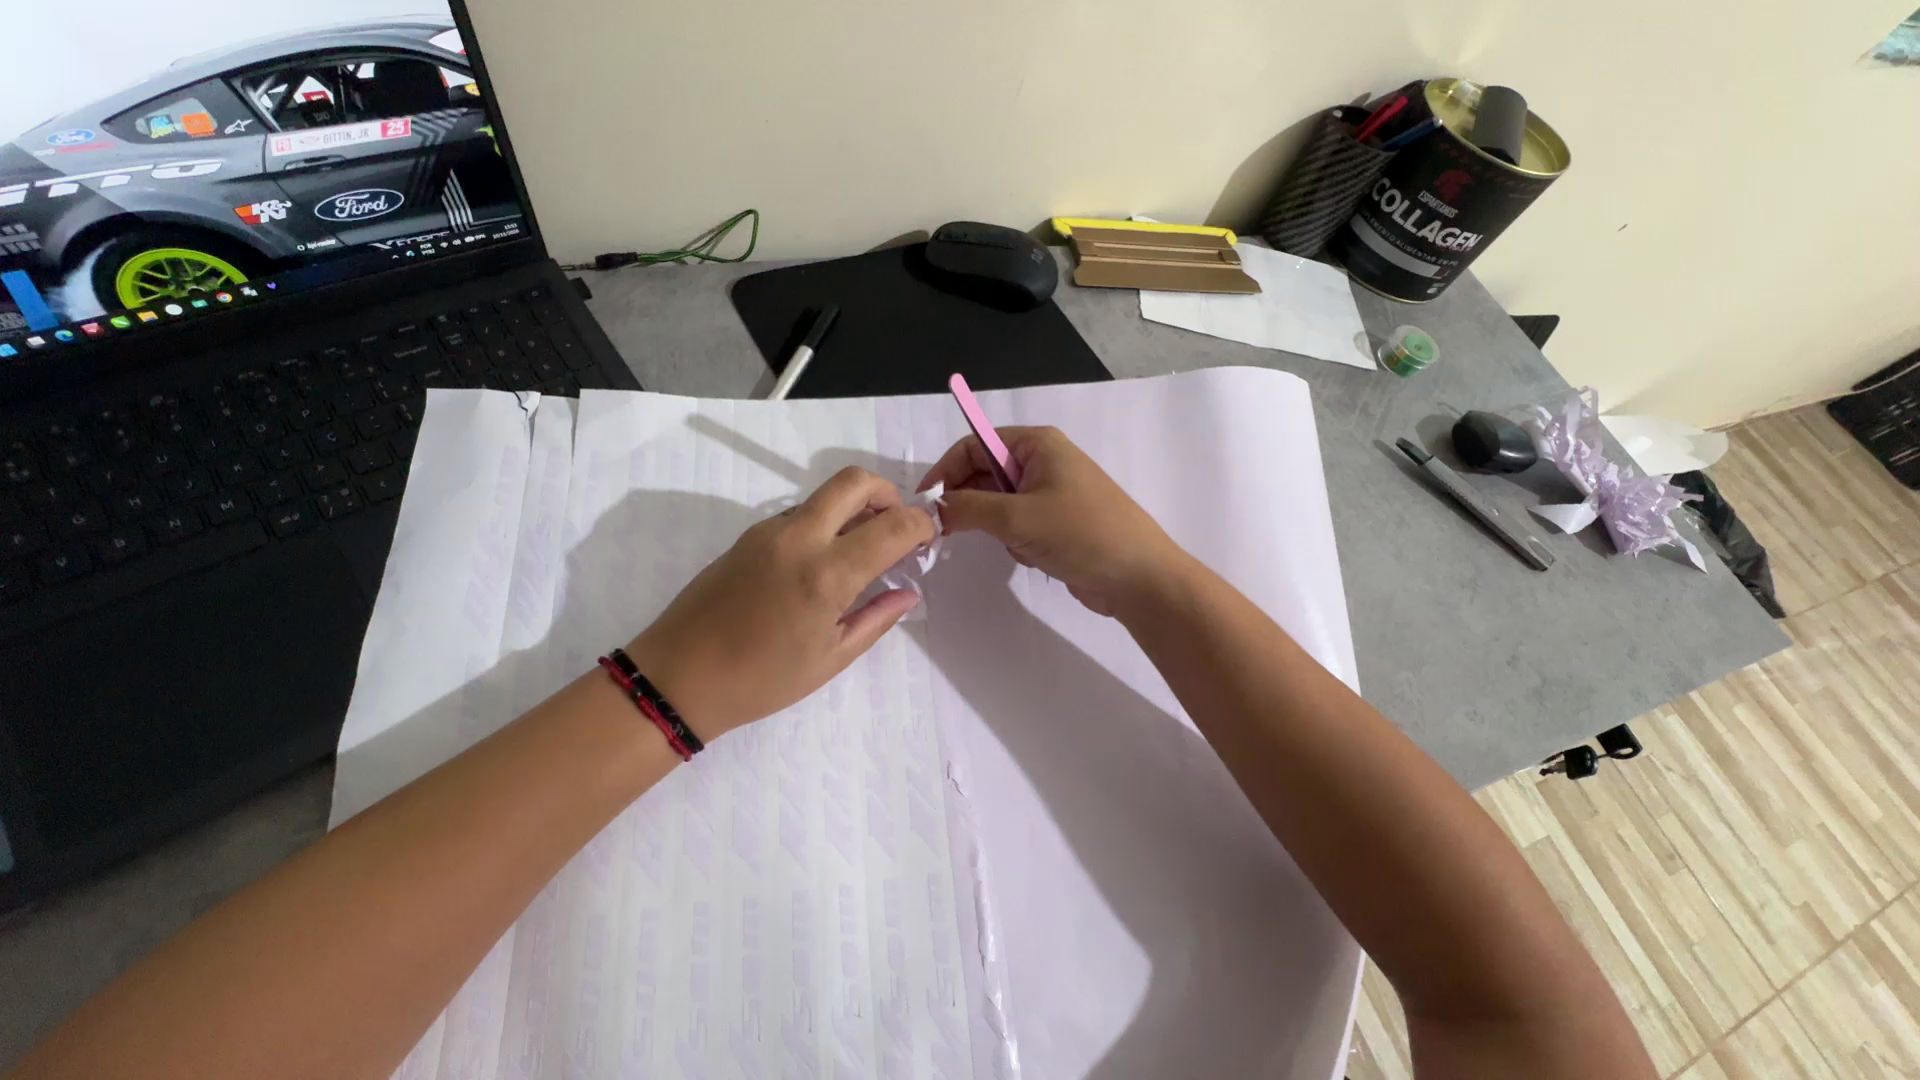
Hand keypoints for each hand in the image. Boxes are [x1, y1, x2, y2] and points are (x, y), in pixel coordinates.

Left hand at [623, 467, 934, 741]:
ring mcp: (769, 531)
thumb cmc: (760, 680)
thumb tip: (908, 593)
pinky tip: (821, 567)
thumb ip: (876, 619)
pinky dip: (824, 525)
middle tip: (897, 527)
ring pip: (824, 496)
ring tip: (860, 554)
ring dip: (853, 510)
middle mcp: (799, 538)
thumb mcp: (830, 658)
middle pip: (855, 481)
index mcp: (827, 574)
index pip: (893, 525)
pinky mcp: (748, 536)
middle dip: (888, 494)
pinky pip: (799, 515)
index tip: (928, 539)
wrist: (677, 677)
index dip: (921, 525)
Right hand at [919, 426, 1187, 616]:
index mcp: (1037, 444)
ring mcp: (1051, 494)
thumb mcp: (1016, 517)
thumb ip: (967, 508)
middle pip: (984, 474)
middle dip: (971, 504)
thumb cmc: (1081, 533)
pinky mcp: (1056, 524)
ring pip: (998, 505)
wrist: (1138, 577)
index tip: (924, 504)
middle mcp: (1043, 462)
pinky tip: (1035, 557)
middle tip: (951, 532)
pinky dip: (1016, 542)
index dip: (946, 471)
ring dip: (997, 528)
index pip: (974, 444)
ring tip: (1017, 545)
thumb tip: (930, 509)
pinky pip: (1016, 527)